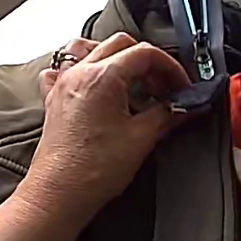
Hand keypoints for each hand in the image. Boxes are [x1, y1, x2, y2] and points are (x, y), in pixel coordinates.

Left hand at [19, 33, 189, 228]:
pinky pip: (65, 69)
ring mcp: (63, 84)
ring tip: (133, 82)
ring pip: (91, 48)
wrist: (59, 196)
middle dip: (148, 62)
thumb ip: (168, 115)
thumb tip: (186, 106)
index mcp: (103, 77)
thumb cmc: (92, 171)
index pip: (145, 53)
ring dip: (116, 58)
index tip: (182, 87)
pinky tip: (97, 88)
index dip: (171, 68)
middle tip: (165, 87)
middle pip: (120, 45)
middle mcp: (79, 73)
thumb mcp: (142, 139)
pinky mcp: (55, 100)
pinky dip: (84, 70)